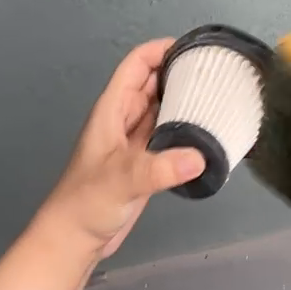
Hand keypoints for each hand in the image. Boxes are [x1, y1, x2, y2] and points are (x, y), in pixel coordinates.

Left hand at [37, 38, 205, 261]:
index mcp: (112, 109)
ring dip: (183, 99)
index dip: (160, 50)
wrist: (73, 241)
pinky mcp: (144, 161)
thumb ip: (159, 168)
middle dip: (178, 71)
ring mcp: (133, 140)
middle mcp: (123, 118)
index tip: (192, 48)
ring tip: (217, 95)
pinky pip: (166, 133)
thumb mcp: (121, 180)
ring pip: (161, 107)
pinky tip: (206, 133)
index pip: (136, 65)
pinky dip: (185, 128)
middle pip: (152, 81)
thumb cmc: (86, 202)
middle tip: (214, 71)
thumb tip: (200, 156)